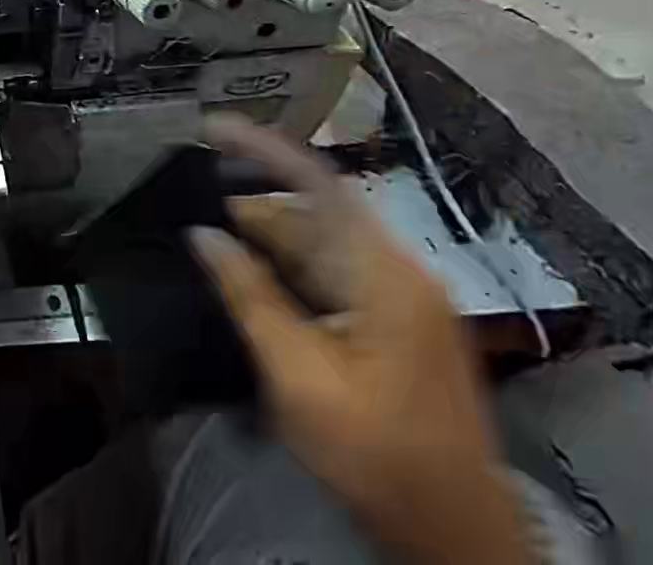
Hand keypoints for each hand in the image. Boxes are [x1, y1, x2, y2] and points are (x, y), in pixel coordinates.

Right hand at [192, 116, 535, 564]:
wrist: (453, 530)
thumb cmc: (374, 454)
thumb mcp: (299, 376)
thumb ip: (251, 298)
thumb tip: (204, 238)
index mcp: (385, 273)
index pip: (319, 184)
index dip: (264, 149)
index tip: (216, 128)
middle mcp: (400, 268)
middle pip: (320, 214)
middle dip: (259, 207)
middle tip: (199, 206)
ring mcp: (404, 293)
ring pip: (327, 244)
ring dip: (273, 240)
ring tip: (218, 238)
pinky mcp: (399, 317)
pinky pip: (338, 271)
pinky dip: (295, 268)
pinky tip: (261, 277)